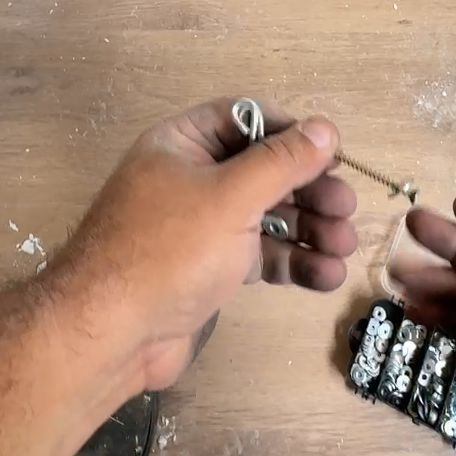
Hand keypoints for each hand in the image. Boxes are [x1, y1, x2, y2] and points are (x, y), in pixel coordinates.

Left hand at [49, 98, 358, 390]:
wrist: (108, 335)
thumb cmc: (168, 249)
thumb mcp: (230, 196)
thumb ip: (281, 161)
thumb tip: (326, 128)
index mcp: (184, 143)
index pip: (246, 120)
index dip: (291, 133)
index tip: (332, 154)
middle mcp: (191, 177)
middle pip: (262, 170)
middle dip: (308, 189)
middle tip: (347, 209)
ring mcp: (199, 225)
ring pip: (265, 215)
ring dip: (307, 229)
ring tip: (345, 246)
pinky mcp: (208, 268)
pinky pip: (257, 254)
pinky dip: (290, 262)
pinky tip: (325, 276)